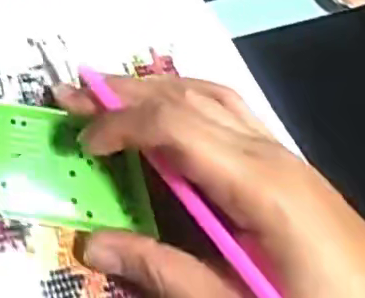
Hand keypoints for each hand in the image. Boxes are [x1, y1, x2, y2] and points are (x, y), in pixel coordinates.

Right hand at [52, 76, 364, 297]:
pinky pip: (229, 112)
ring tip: (111, 92)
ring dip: (154, 89)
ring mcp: (285, 155)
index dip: (119, 125)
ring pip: (208, 94)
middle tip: (72, 91)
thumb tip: (93, 245)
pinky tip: (170, 114)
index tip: (82, 144)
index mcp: (259, 182)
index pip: (171, 124)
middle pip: (184, 97)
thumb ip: (166, 274)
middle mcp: (270, 152)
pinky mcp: (292, 169)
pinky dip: (186, 100)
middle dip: (123, 92)